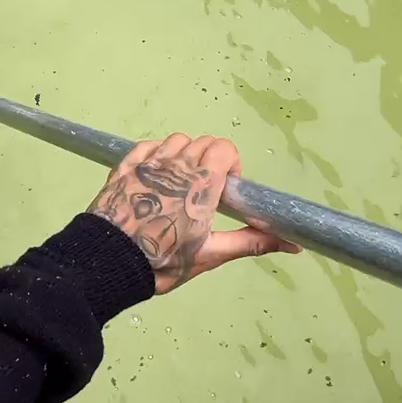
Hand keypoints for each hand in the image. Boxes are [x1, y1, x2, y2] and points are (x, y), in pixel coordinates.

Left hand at [87, 135, 300, 294]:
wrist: (108, 261)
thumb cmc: (162, 261)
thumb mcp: (210, 255)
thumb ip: (250, 242)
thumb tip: (294, 244)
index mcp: (202, 184)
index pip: (224, 148)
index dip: (230, 163)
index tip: (226, 188)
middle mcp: (176, 166)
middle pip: (202, 143)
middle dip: (210, 160)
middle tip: (205, 190)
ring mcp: (147, 164)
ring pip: (174, 141)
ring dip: (184, 153)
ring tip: (180, 181)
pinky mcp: (123, 168)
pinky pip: (145, 147)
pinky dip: (155, 153)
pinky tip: (155, 173)